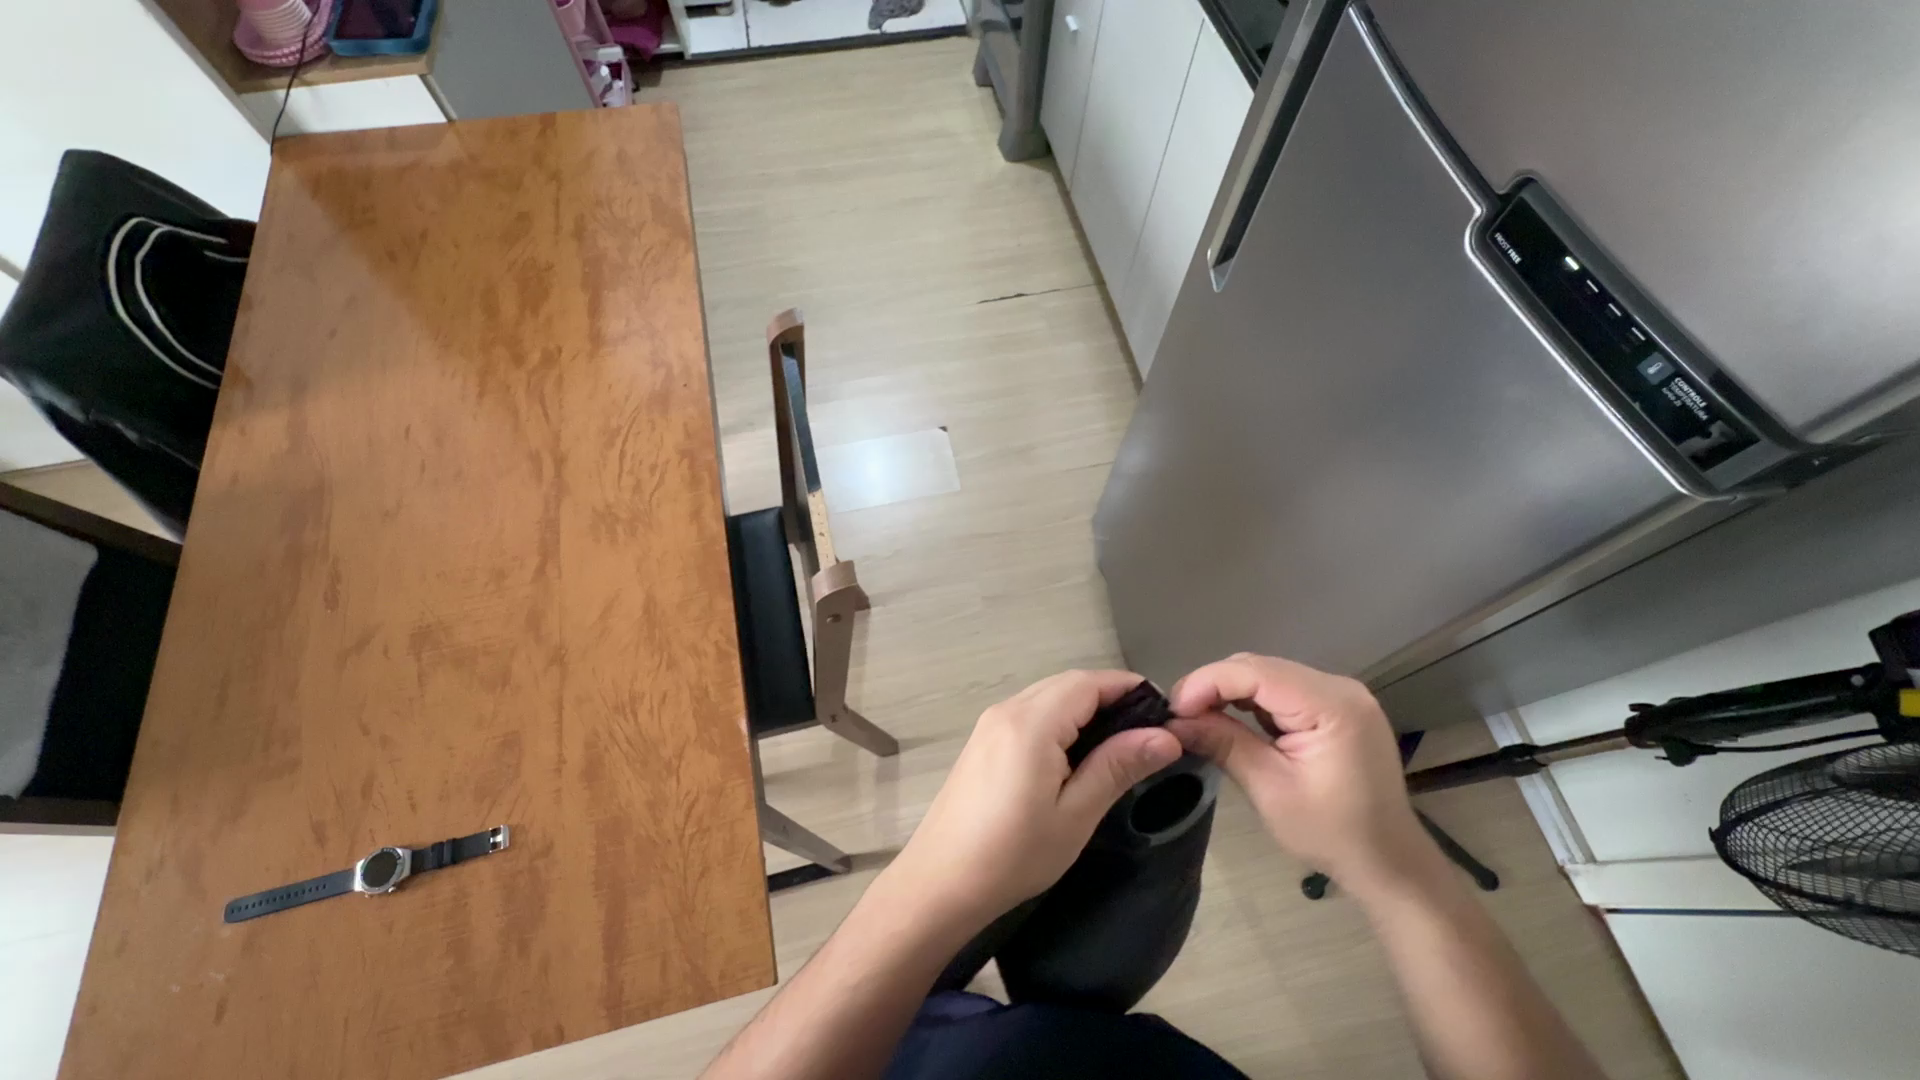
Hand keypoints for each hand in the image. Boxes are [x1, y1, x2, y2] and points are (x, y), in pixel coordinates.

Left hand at [884, 670, 1182, 927]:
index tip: (1166, 712)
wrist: (940, 882)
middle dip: (1109, 697)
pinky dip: (1059, 720)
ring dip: (1084, 708)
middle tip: (1148, 732)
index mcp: (1031, 722)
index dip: (1128, 688)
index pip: (1088, 682)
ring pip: (1047, 697)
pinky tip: (1076, 755)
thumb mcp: (1075, 815)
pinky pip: (1029, 713)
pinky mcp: (981, 742)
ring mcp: (989, 725)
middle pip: (1067, 684)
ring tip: (1119, 745)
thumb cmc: (1013, 854)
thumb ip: (1117, 767)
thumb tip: (1166, 736)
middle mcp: (1007, 710)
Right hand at [1167, 653, 1428, 895]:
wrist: (1389, 862)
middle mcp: (1339, 688)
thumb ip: (1224, 743)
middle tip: (1180, 717)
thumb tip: (1175, 721)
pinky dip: (1252, 700)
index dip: (1206, 683)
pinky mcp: (1337, 707)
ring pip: (1268, 674)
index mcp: (1331, 706)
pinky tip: (1232, 720)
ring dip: (1230, 692)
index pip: (1254, 672)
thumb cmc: (1332, 833)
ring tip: (1198, 719)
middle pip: (1260, 667)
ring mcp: (1341, 695)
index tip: (1173, 710)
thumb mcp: (1270, 790)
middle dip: (1214, 686)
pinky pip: (1284, 689)